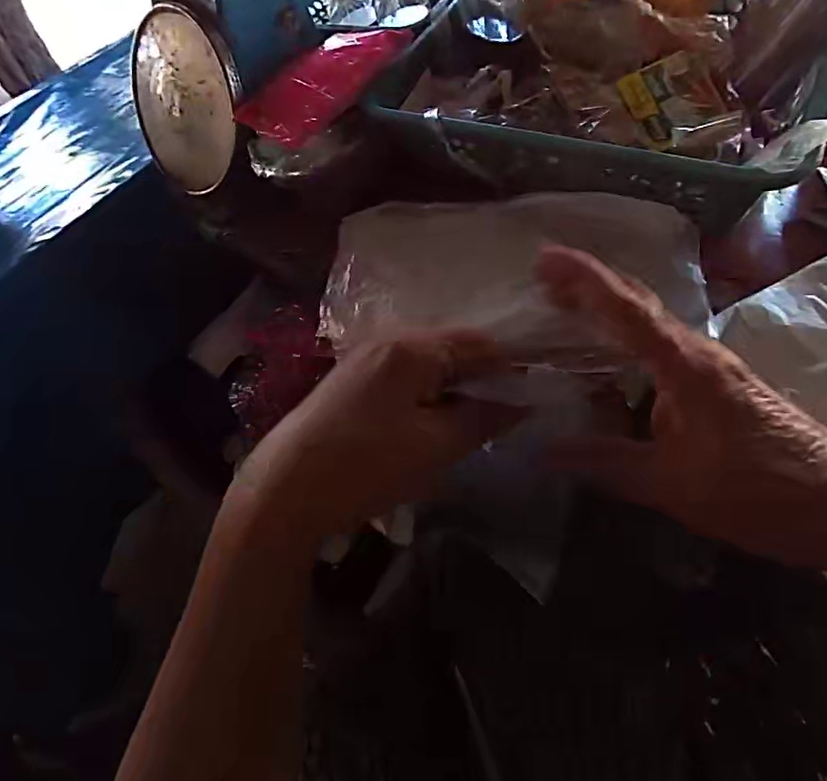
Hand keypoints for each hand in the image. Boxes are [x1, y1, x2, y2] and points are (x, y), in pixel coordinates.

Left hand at [232, 330, 520, 543]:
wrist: (286, 486)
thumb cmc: (366, 464)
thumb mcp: (436, 446)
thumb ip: (483, 418)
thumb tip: (523, 402)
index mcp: (410, 346)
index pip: (479, 342)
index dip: (513, 366)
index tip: (539, 393)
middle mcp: (386, 339)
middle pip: (451, 349)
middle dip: (483, 378)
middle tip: (512, 413)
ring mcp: (364, 357)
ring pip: (428, 365)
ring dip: (455, 388)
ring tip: (480, 422)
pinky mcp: (352, 380)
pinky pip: (404, 377)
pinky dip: (428, 394)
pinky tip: (438, 421)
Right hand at [535, 245, 826, 569]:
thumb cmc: (766, 493)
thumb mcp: (675, 486)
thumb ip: (606, 463)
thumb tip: (542, 451)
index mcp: (685, 366)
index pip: (625, 309)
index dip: (583, 280)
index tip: (544, 258)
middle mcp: (696, 352)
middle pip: (636, 301)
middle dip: (587, 281)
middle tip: (540, 273)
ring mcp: (709, 365)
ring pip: (648, 319)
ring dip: (605, 304)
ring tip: (559, 302)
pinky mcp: (716, 383)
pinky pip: (657, 343)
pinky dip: (623, 332)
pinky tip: (604, 349)